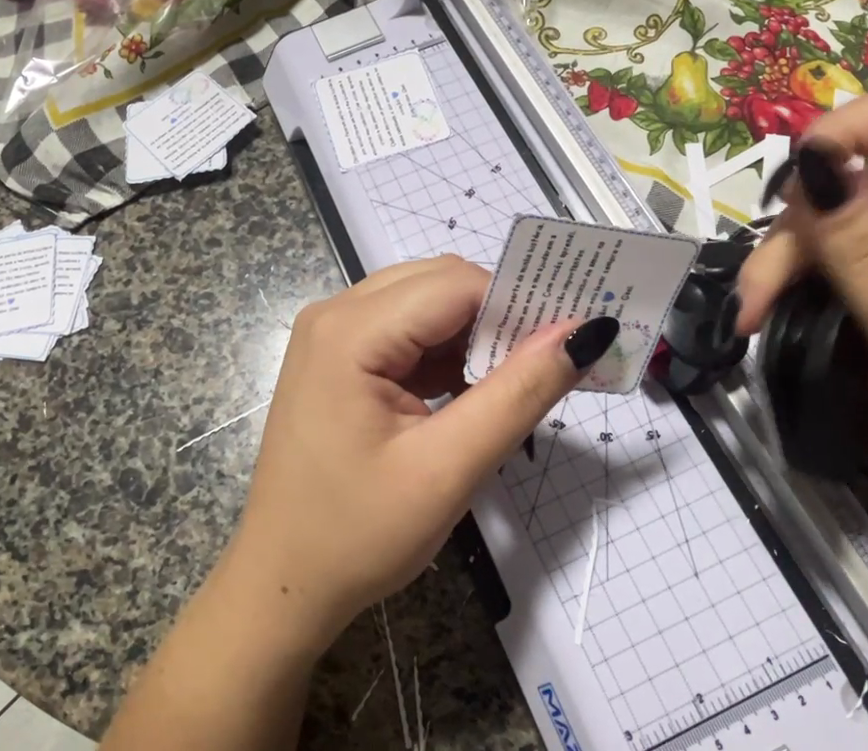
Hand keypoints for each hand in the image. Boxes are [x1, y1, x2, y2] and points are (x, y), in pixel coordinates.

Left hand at [222, 256, 618, 649]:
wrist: (283, 584)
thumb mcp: (448, 468)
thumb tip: (584, 334)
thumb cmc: (359, 535)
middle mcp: (335, 316)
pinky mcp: (338, 362)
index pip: (456, 284)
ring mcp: (332, 338)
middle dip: (500, 316)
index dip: (520, 303)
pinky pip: (406, 334)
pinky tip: (475, 393)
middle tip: (553, 364)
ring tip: (520, 382)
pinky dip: (447, 354)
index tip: (575, 339)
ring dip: (476, 336)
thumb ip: (518, 394)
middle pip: (439, 285)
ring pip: (426, 306)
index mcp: (350, 331)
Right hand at [736, 76, 867, 539]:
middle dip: (804, 215)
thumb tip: (812, 169)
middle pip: (866, 162)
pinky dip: (793, 274)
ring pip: (835, 206)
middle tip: (762, 284)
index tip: (796, 181)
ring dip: (786, 253)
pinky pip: (833, 247)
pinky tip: (766, 310)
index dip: (858, 124)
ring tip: (753, 311)